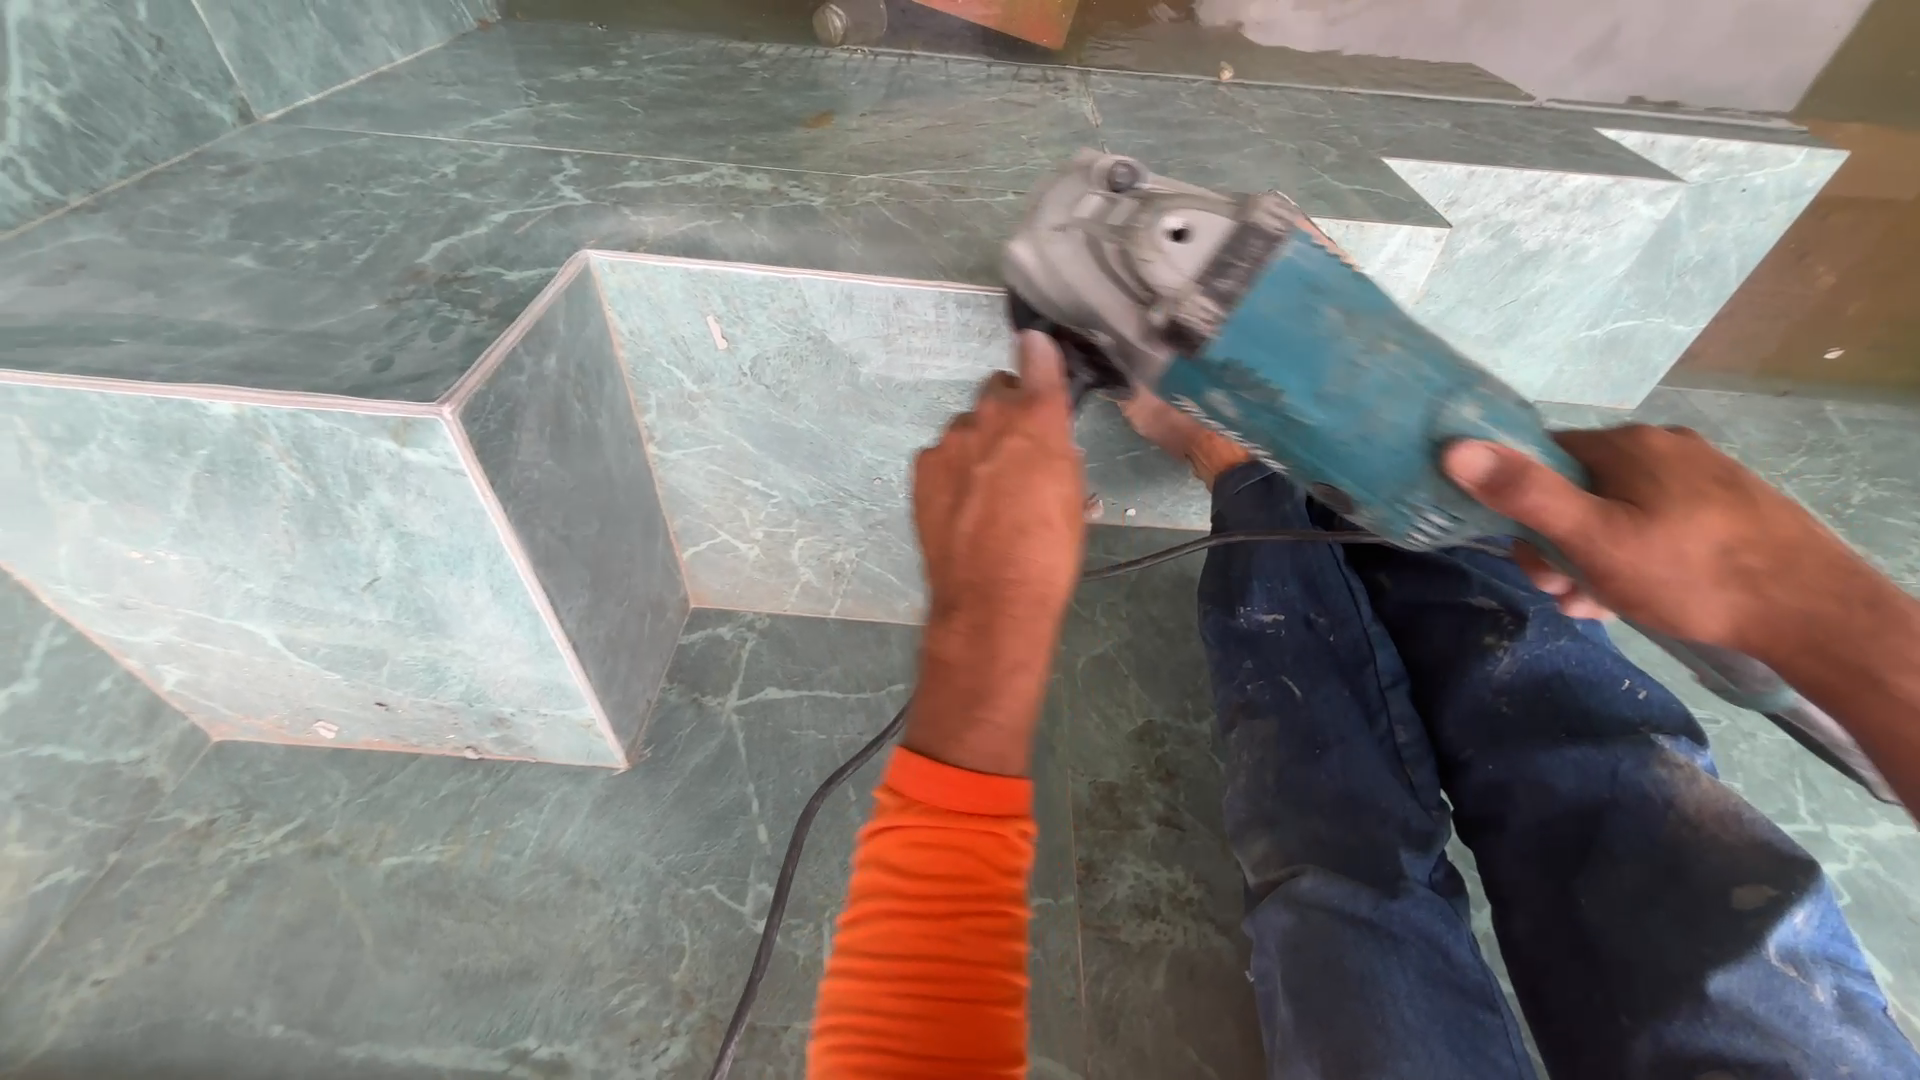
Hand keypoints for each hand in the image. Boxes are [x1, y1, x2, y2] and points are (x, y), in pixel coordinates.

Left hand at [905, 331, 1085, 775]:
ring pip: (966, 426)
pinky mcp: (923, 469)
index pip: (1038, 362)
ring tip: (984, 486)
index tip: (1035, 348)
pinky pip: (941, 455)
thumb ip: (1061, 458)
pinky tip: (959, 502)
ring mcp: (951, 443)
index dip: (1038, 354)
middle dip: (1007, 410)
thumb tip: (1054, 448)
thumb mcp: (1071, 502)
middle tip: (1015, 447)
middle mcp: (992, 419)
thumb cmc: (1049, 553)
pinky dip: (952, 469)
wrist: (991, 597)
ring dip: (977, 442)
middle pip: (996, 391)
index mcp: (1040, 422)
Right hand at [1442, 425, 1882, 660]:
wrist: (1818, 616)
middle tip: (1563, 589)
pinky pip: (1651, 526)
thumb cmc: (1691, 573)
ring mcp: (1700, 478)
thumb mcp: (1591, 539)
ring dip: (1587, 560)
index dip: (1518, 506)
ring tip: (1596, 604)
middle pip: (1573, 490)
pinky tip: (1629, 598)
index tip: (1528, 552)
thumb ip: (1523, 494)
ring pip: (1611, 514)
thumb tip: (1454, 448)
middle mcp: (1664, 449)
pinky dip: (1628, 559)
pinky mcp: (1725, 509)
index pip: (1540, 458)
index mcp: (1629, 445)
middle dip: (1554, 543)